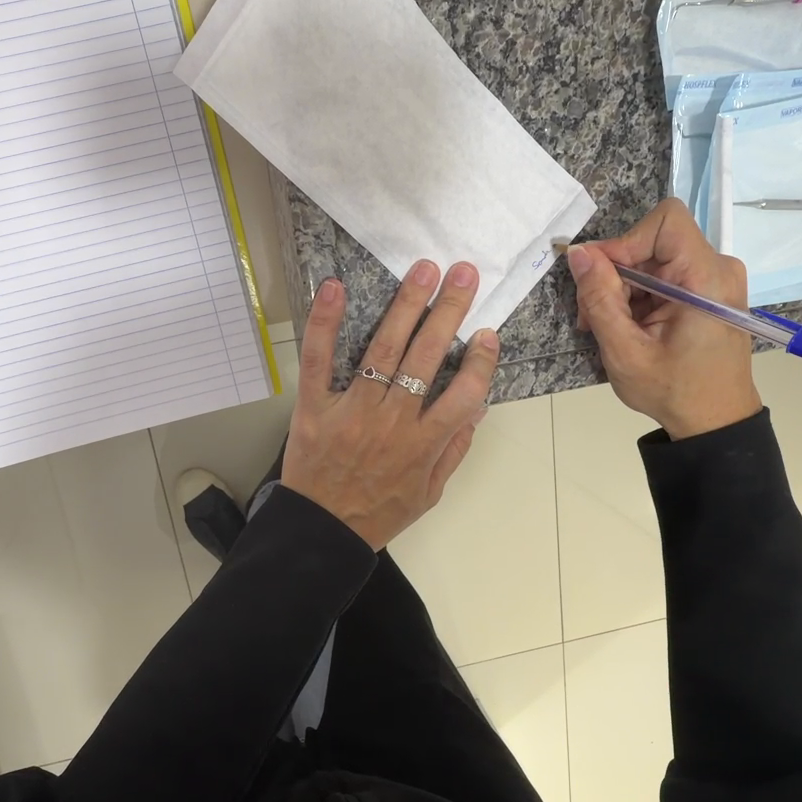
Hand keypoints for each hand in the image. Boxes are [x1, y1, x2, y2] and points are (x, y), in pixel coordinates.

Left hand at [282, 261, 500, 549]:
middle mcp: (393, 421)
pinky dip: (325, 323)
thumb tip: (478, 408)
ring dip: (406, 304)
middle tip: (463, 273)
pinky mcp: (315, 407)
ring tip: (424, 269)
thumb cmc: (379, 513)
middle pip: (426, 357)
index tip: (487, 334)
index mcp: (424, 444)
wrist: (321, 532)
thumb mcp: (428, 492)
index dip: (480, 362)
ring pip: (384, 349)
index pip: (463, 394)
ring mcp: (352, 411)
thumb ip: (453, 450)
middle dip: (449, 310)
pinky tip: (335, 287)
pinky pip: (319, 360)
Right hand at [566, 199, 761, 439]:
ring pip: (653, 260)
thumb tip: (578, 253)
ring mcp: (714, 279)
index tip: (598, 277)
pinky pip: (663, 276)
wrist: (714, 421)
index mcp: (705, 278)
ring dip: (622, 289)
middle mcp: (717, 268)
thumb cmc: (673, 392)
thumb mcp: (625, 351)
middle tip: (592, 315)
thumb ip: (599, 299)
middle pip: (653, 242)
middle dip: (615, 272)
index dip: (624, 241)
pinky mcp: (707, 291)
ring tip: (607, 328)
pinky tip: (627, 327)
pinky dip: (638, 297)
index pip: (665, 221)